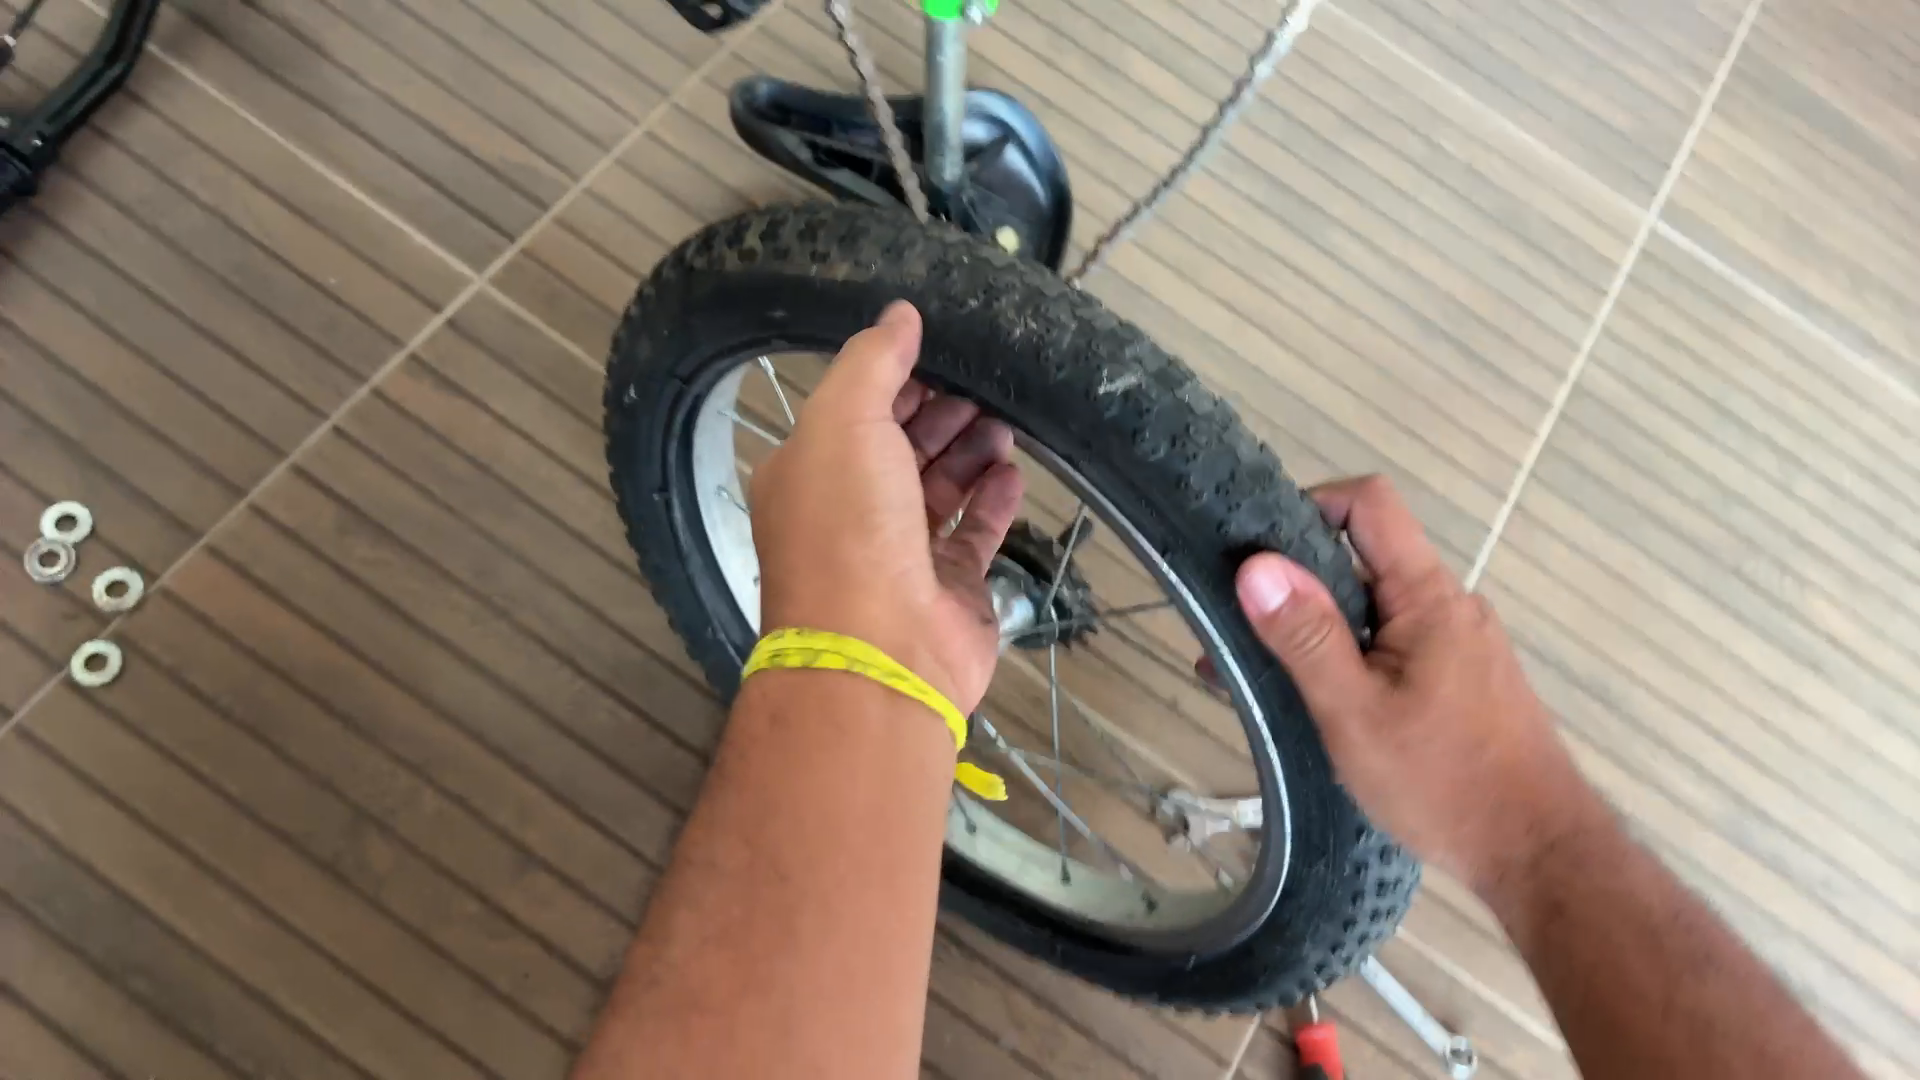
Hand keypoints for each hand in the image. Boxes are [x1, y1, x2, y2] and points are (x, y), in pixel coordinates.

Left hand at [750, 301, 1023, 714]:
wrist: (879, 649)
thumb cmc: (849, 526)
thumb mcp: (843, 422)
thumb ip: (872, 362)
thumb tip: (900, 312)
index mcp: (811, 474)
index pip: (856, 414)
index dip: (895, 380)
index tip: (939, 351)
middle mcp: (852, 514)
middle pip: (901, 450)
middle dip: (939, 415)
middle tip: (983, 385)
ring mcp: (902, 554)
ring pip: (941, 489)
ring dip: (970, 452)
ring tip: (1003, 422)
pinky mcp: (950, 586)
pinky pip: (974, 532)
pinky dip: (993, 500)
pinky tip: (1013, 470)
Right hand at [1233, 475, 1591, 893]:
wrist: (1541, 859)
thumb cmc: (1444, 783)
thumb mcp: (1354, 710)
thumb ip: (1305, 636)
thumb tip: (1255, 566)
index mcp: (1427, 596)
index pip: (1369, 504)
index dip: (1308, 505)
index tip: (1256, 550)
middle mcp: (1444, 604)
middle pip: (1358, 556)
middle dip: (1289, 579)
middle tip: (1231, 618)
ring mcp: (1450, 642)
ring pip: (1363, 607)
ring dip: (1304, 625)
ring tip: (1241, 668)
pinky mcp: (1450, 677)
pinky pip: (1380, 642)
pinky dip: (1332, 654)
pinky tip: (1294, 694)